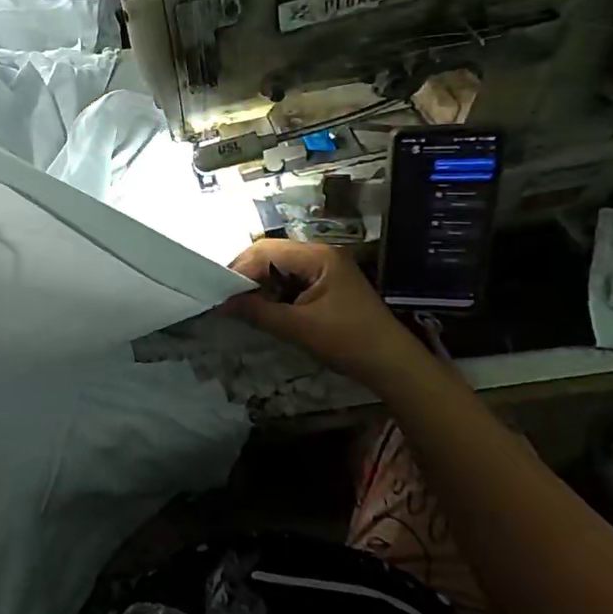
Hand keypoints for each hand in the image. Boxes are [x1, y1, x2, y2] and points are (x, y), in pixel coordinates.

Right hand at [223, 239, 424, 387]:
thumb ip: (259, 313)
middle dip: (248, 274)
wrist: (393, 363)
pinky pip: (293, 279)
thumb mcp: (300, 328)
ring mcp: (326, 268)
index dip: (240, 268)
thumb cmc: (349, 341)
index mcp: (318, 256)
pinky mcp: (328, 284)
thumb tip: (222, 304)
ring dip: (261, 283)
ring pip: (281, 267)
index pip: (267, 250)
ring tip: (240, 304)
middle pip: (273, 254)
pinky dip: (276, 291)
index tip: (219, 291)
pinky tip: (264, 308)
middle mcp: (321, 254)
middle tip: (226, 297)